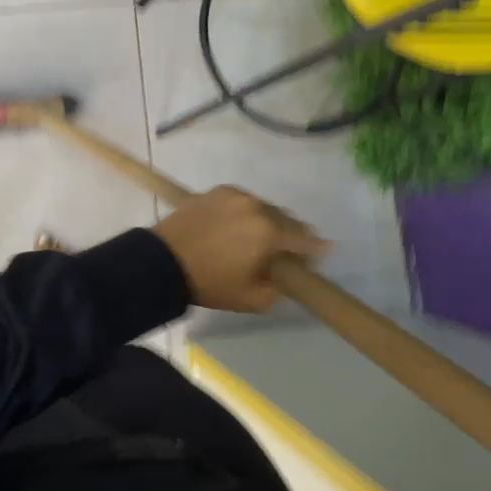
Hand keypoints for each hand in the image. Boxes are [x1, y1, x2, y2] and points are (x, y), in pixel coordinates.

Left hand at [151, 186, 330, 313]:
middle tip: (290, 250)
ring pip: (264, 207)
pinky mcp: (215, 191)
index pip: (304, 240)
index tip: (326, 251)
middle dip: (292, 234)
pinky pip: (242, 201)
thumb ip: (279, 289)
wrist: (163, 261)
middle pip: (286, 220)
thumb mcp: (251, 298)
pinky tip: (240, 224)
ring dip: (269, 221)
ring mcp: (235, 195)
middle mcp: (256, 207)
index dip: (317, 248)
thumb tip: (288, 277)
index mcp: (269, 233)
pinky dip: (247, 212)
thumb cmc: (210, 282)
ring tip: (262, 236)